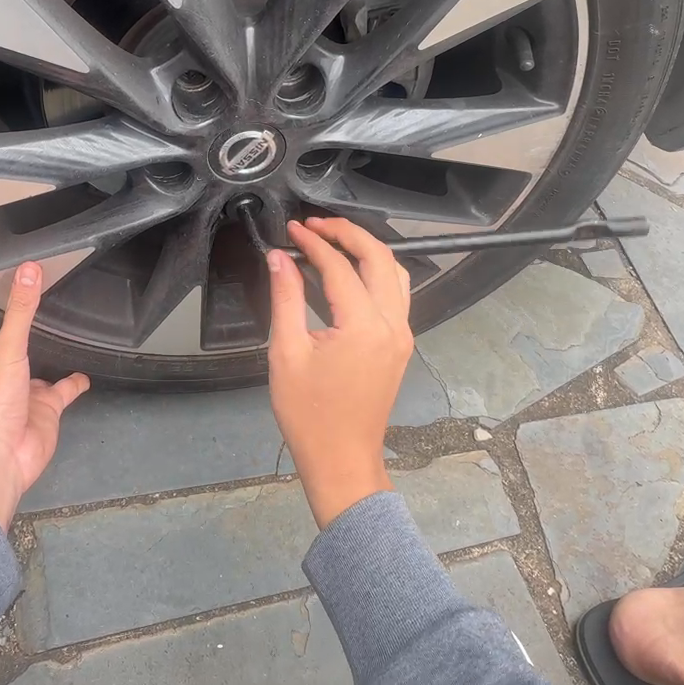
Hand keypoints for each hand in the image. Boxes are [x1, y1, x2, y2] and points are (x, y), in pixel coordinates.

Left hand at [0, 262, 90, 529]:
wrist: (4, 457)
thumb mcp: (6, 348)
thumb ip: (20, 310)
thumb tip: (29, 267)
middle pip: (3, 355)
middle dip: (14, 337)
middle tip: (29, 307)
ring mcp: (23, 395)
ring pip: (37, 371)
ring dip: (48, 355)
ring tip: (64, 325)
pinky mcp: (47, 410)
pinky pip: (65, 391)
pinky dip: (76, 381)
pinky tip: (88, 366)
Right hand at [265, 217, 413, 528]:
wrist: (342, 460)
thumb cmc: (308, 413)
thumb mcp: (286, 352)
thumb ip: (285, 298)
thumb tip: (280, 256)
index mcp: (364, 326)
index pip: (339, 267)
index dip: (314, 242)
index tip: (291, 228)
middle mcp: (393, 324)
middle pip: (378, 258)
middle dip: (347, 233)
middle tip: (314, 224)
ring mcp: (403, 334)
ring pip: (396, 272)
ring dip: (366, 248)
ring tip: (333, 238)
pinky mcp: (402, 343)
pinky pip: (397, 293)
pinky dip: (377, 270)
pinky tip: (351, 270)